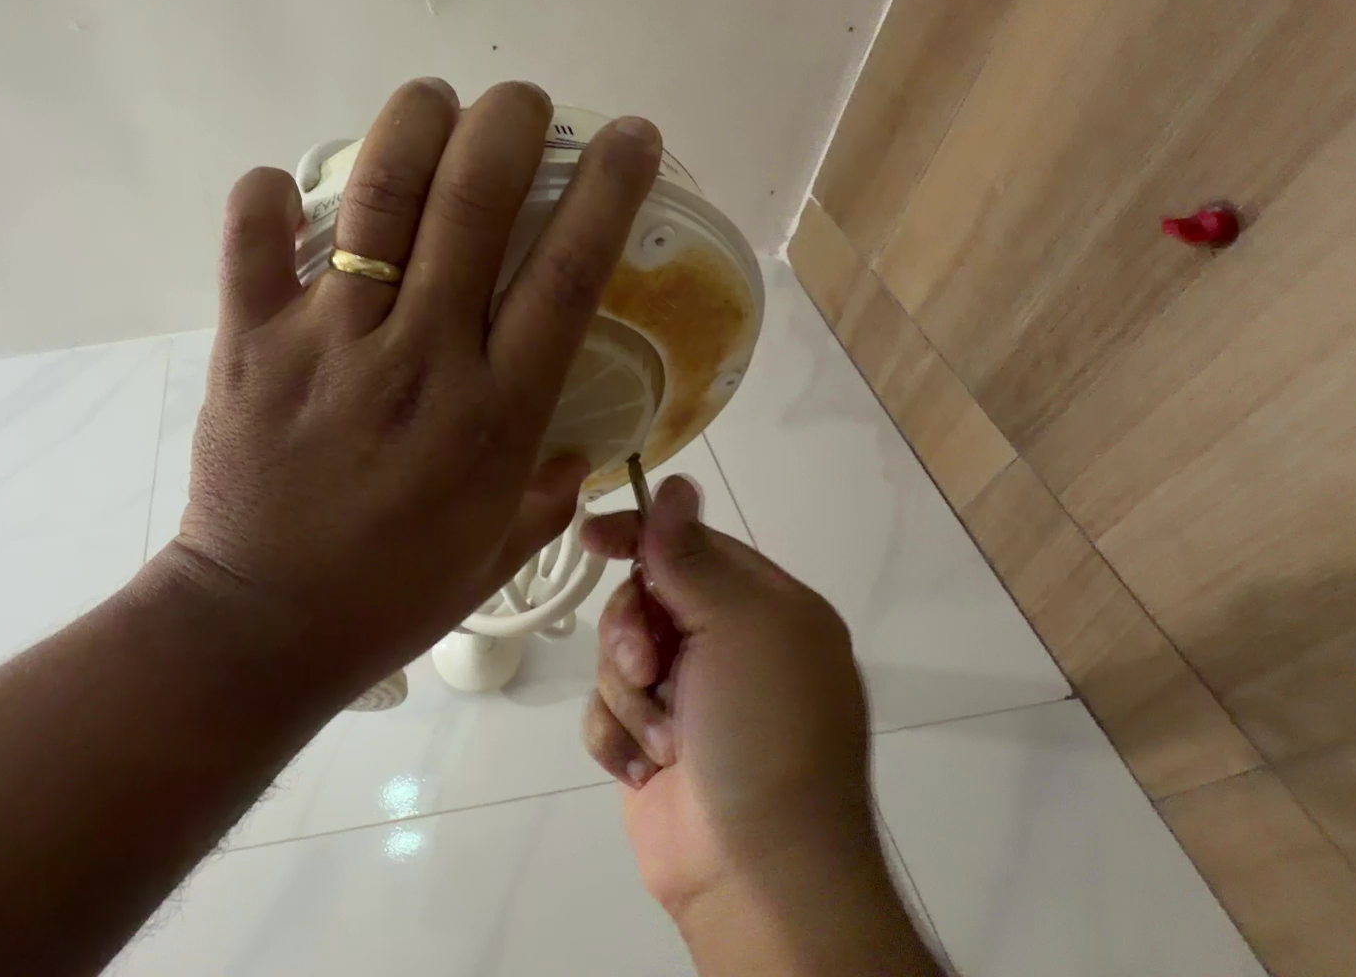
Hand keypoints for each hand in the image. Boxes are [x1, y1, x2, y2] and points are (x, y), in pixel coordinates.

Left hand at [166, 79, 662, 694]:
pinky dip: (266, 198)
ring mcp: (330, 345)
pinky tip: (282, 190)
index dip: (606, 190)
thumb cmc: (391, 596)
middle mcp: (421, 360)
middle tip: (520, 104)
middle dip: (509, 125)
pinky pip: (252, 241)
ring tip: (431, 104)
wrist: (265, 626)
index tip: (628, 136)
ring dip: (412, 127)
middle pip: (475, 202)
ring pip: (377, 197)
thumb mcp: (496, 555)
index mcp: (494, 414)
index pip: (566, 274)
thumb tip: (572, 450)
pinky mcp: (249, 346)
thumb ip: (546, 495)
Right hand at [580, 475, 875, 919]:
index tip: (590, 537)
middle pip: (643, 599)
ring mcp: (689, 698)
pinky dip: (618, 736)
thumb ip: (693, 556)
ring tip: (663, 737)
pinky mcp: (653, 743)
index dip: (639, 535)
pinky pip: (606, 710)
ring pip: (616, 656)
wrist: (756, 874)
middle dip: (631, 632)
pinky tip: (646, 768)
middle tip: (647, 667)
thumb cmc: (762, 733)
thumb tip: (676, 481)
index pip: (689, 545)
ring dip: (629, 695)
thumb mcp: (740, 628)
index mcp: (765, 611)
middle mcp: (729, 647)